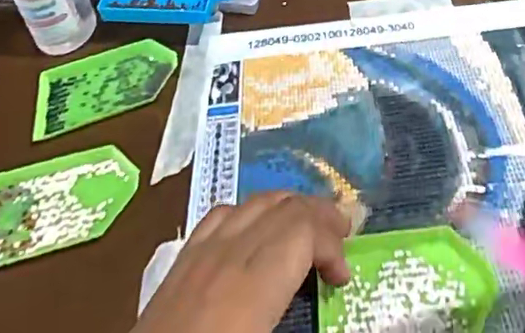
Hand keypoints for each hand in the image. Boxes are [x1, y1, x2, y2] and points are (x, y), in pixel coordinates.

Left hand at [133, 193, 350, 332]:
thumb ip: (293, 321)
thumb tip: (329, 298)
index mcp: (249, 288)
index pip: (299, 229)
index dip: (330, 244)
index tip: (343, 277)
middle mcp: (225, 256)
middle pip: (280, 207)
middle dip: (318, 215)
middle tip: (343, 238)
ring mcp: (199, 252)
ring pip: (253, 203)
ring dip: (289, 209)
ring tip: (310, 229)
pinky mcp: (181, 261)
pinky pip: (222, 215)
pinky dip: (253, 213)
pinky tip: (258, 233)